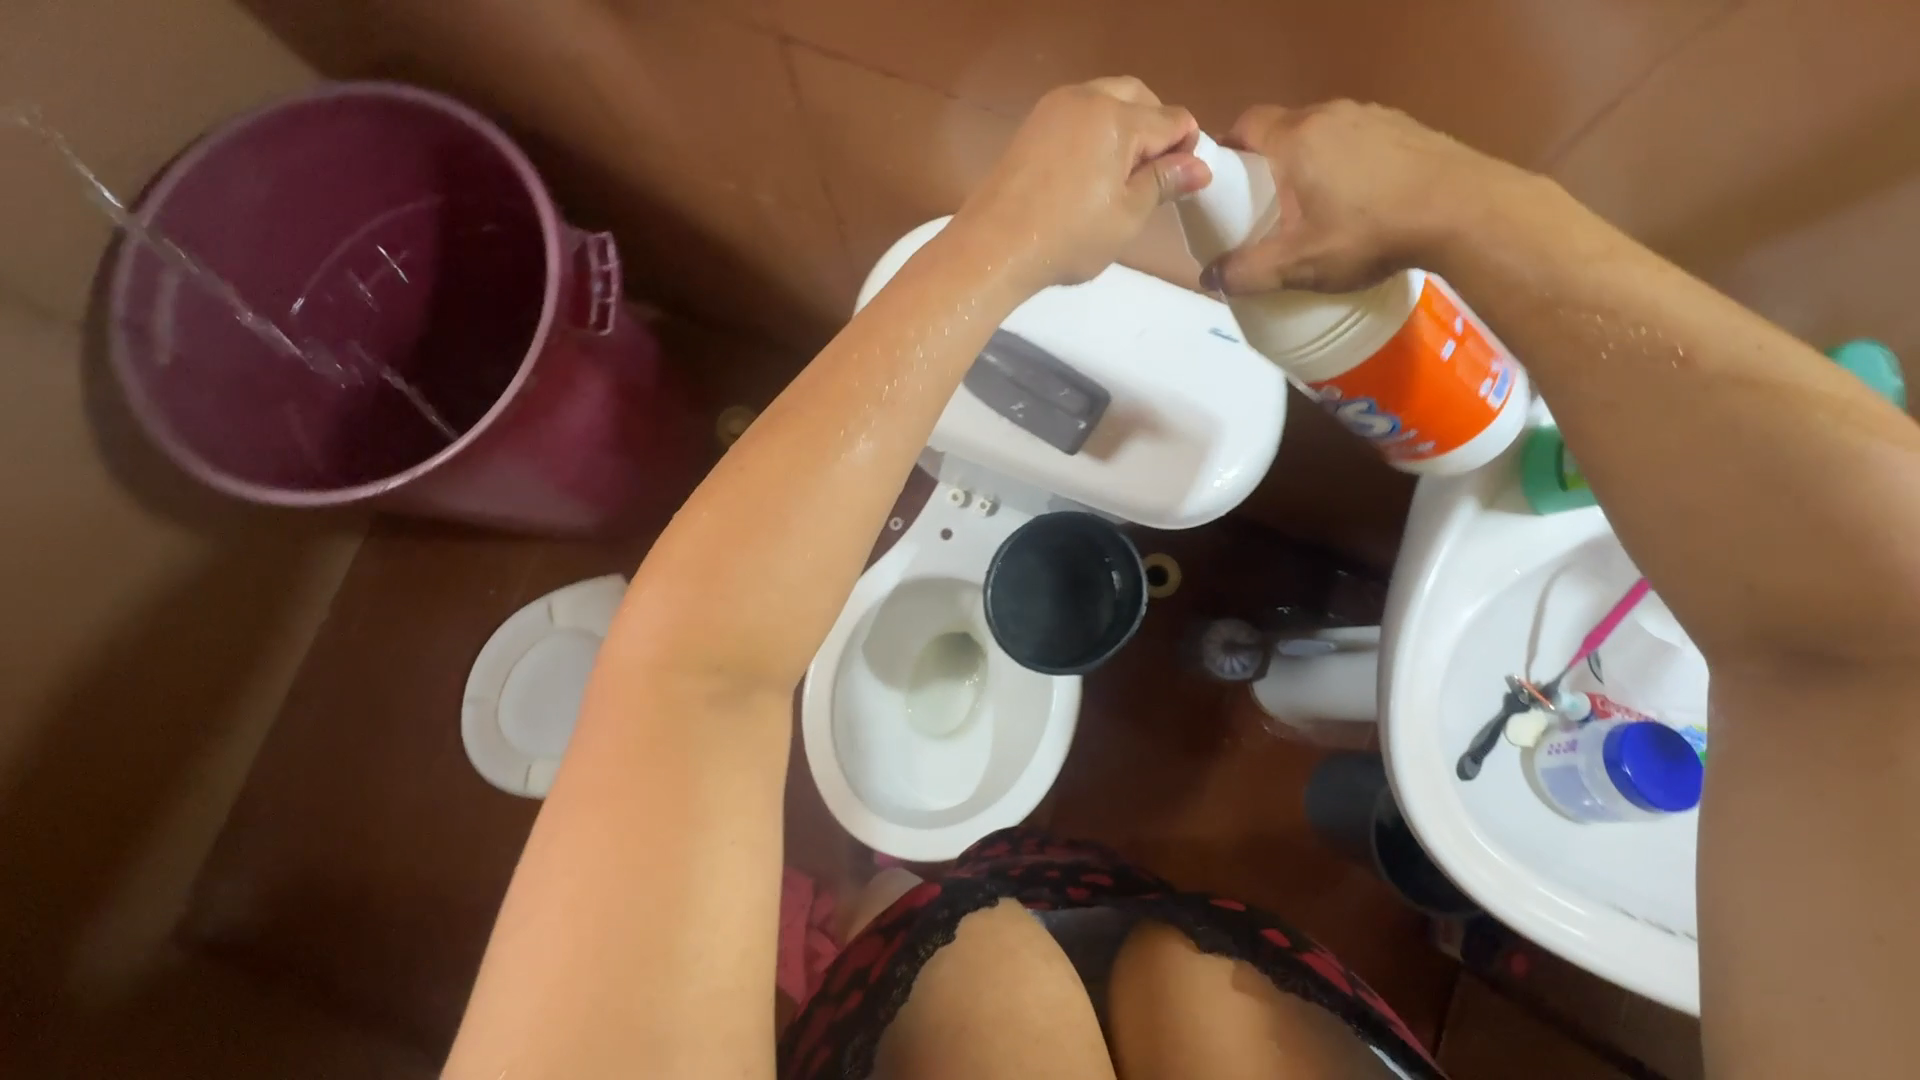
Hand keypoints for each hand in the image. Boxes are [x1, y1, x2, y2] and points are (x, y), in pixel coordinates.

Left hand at [953, 77, 1211, 291]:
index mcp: (1117, 117)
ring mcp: (1053, 109)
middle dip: (1155, 130)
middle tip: (1152, 179)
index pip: (1173, 120)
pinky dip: (1093, 135)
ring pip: (1106, 102)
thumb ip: (1164, 183)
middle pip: (1139, 98)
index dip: (1186, 150)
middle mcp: (1086, 99)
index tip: (1179, 186)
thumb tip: (1199, 166)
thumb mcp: (1127, 217)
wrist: (992, 248)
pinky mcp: (1031, 127)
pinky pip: (1077, 117)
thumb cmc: (1067, 238)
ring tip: (1120, 180)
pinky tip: (1088, 176)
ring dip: (1124, 129)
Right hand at [1201, 101, 1536, 294]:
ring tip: (1314, 204)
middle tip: (1265, 202)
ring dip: (1311, 161)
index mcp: (1297, 138)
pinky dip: (1348, 163)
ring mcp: (1375, 117)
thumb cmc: (1368, 233)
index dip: (1229, 148)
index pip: (1246, 124)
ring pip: (1325, 133)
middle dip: (1268, 160)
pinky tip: (1360, 199)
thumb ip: (1247, 272)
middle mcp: (1332, 115)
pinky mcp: (1407, 128)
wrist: (1464, 211)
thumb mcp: (1298, 264)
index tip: (1225, 180)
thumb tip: (1209, 280)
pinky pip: (1360, 140)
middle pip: (1285, 127)